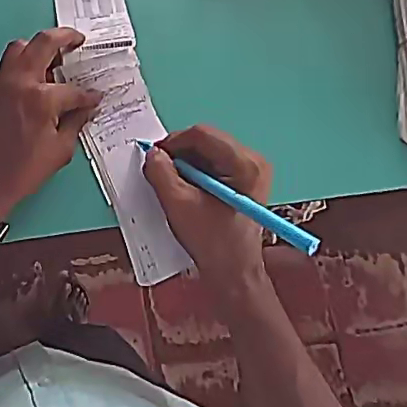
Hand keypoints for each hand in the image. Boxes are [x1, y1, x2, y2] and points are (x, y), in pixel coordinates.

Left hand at [0, 28, 101, 219]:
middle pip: (43, 43)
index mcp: (41, 98)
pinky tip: (37, 76)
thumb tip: (84, 109)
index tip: (93, 98)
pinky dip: (24, 61)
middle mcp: (19, 83)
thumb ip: (74, 123)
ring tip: (54, 55)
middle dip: (65, 37)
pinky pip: (9, 64)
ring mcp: (2, 84)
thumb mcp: (60, 150)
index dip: (88, 95)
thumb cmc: (18, 172)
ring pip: (20, 47)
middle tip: (77, 40)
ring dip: (38, 46)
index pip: (74, 89)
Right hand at [143, 125, 273, 281]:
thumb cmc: (211, 242)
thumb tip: (153, 153)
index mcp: (245, 165)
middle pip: (207, 140)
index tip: (154, 157)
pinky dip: (196, 169)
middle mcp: (253, 160)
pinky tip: (188, 187)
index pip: (202, 135)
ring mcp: (252, 169)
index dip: (173, 142)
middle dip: (180, 153)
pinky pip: (214, 161)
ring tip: (175, 183)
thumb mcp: (179, 205)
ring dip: (186, 161)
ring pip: (208, 149)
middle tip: (161, 171)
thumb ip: (162, 173)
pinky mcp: (246, 178)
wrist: (233, 271)